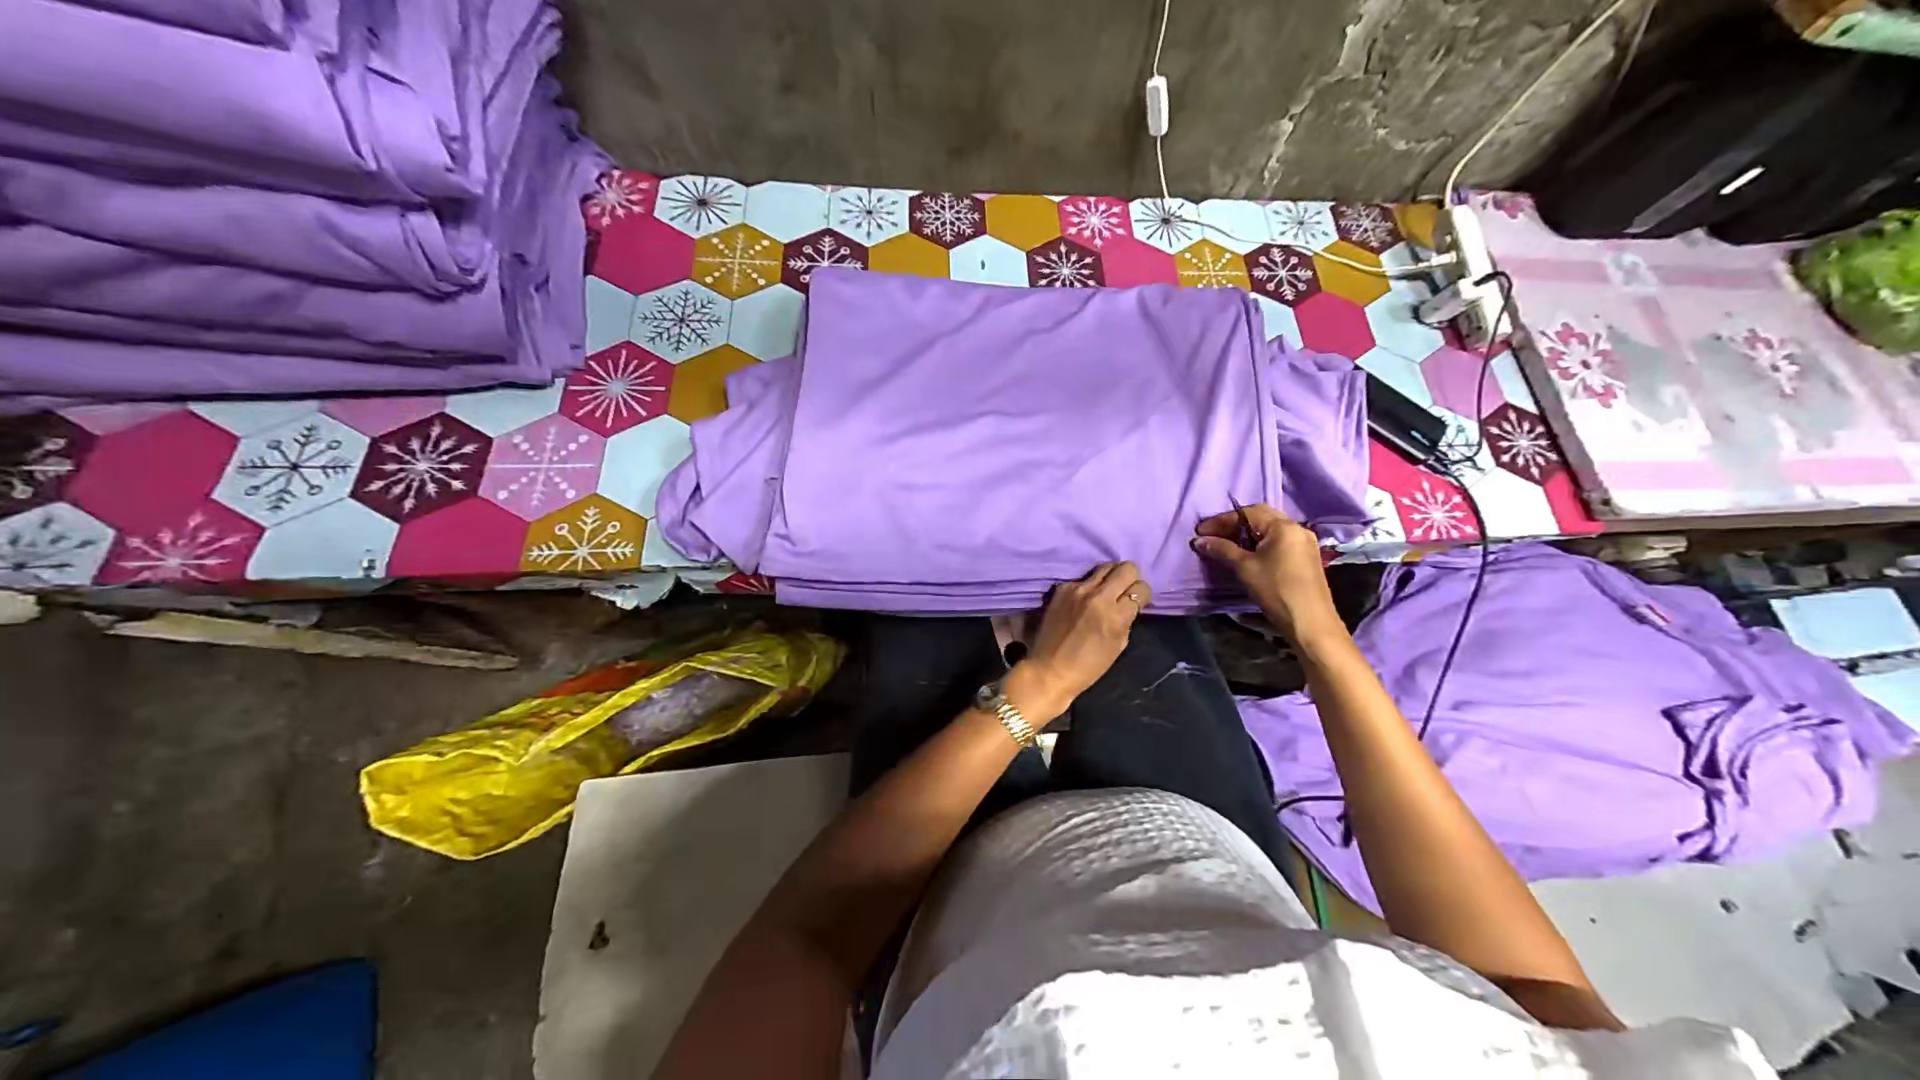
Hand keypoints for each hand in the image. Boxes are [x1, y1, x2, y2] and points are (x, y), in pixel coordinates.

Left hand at [1006, 561, 1150, 723]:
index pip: (1141, 589)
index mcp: (1116, 615)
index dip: (1143, 595)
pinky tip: (1083, 600)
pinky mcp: (1062, 588)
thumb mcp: (1118, 645)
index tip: (1138, 600)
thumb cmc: (1088, 666)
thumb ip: (1126, 620)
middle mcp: (1098, 596)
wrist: (1050, 669)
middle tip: (1125, 590)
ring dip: (1111, 577)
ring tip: (1107, 589)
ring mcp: (1078, 589)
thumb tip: (1129, 604)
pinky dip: (1088, 587)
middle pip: (1126, 568)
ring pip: (1105, 567)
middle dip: (1131, 578)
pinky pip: (1083, 578)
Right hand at [1192, 504, 1345, 648]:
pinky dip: (1260, 543)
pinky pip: (1279, 541)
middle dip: (1234, 524)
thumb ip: (1222, 550)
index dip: (1221, 521)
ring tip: (1226, 545)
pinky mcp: (1306, 557)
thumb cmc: (1276, 590)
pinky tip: (1248, 554)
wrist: (1310, 622)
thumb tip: (1200, 541)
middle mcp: (1297, 528)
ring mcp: (1304, 543)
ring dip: (1246, 534)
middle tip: (1213, 536)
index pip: (1247, 513)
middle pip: (1260, 517)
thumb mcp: (1245, 568)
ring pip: (1270, 530)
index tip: (1200, 532)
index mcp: (1283, 526)